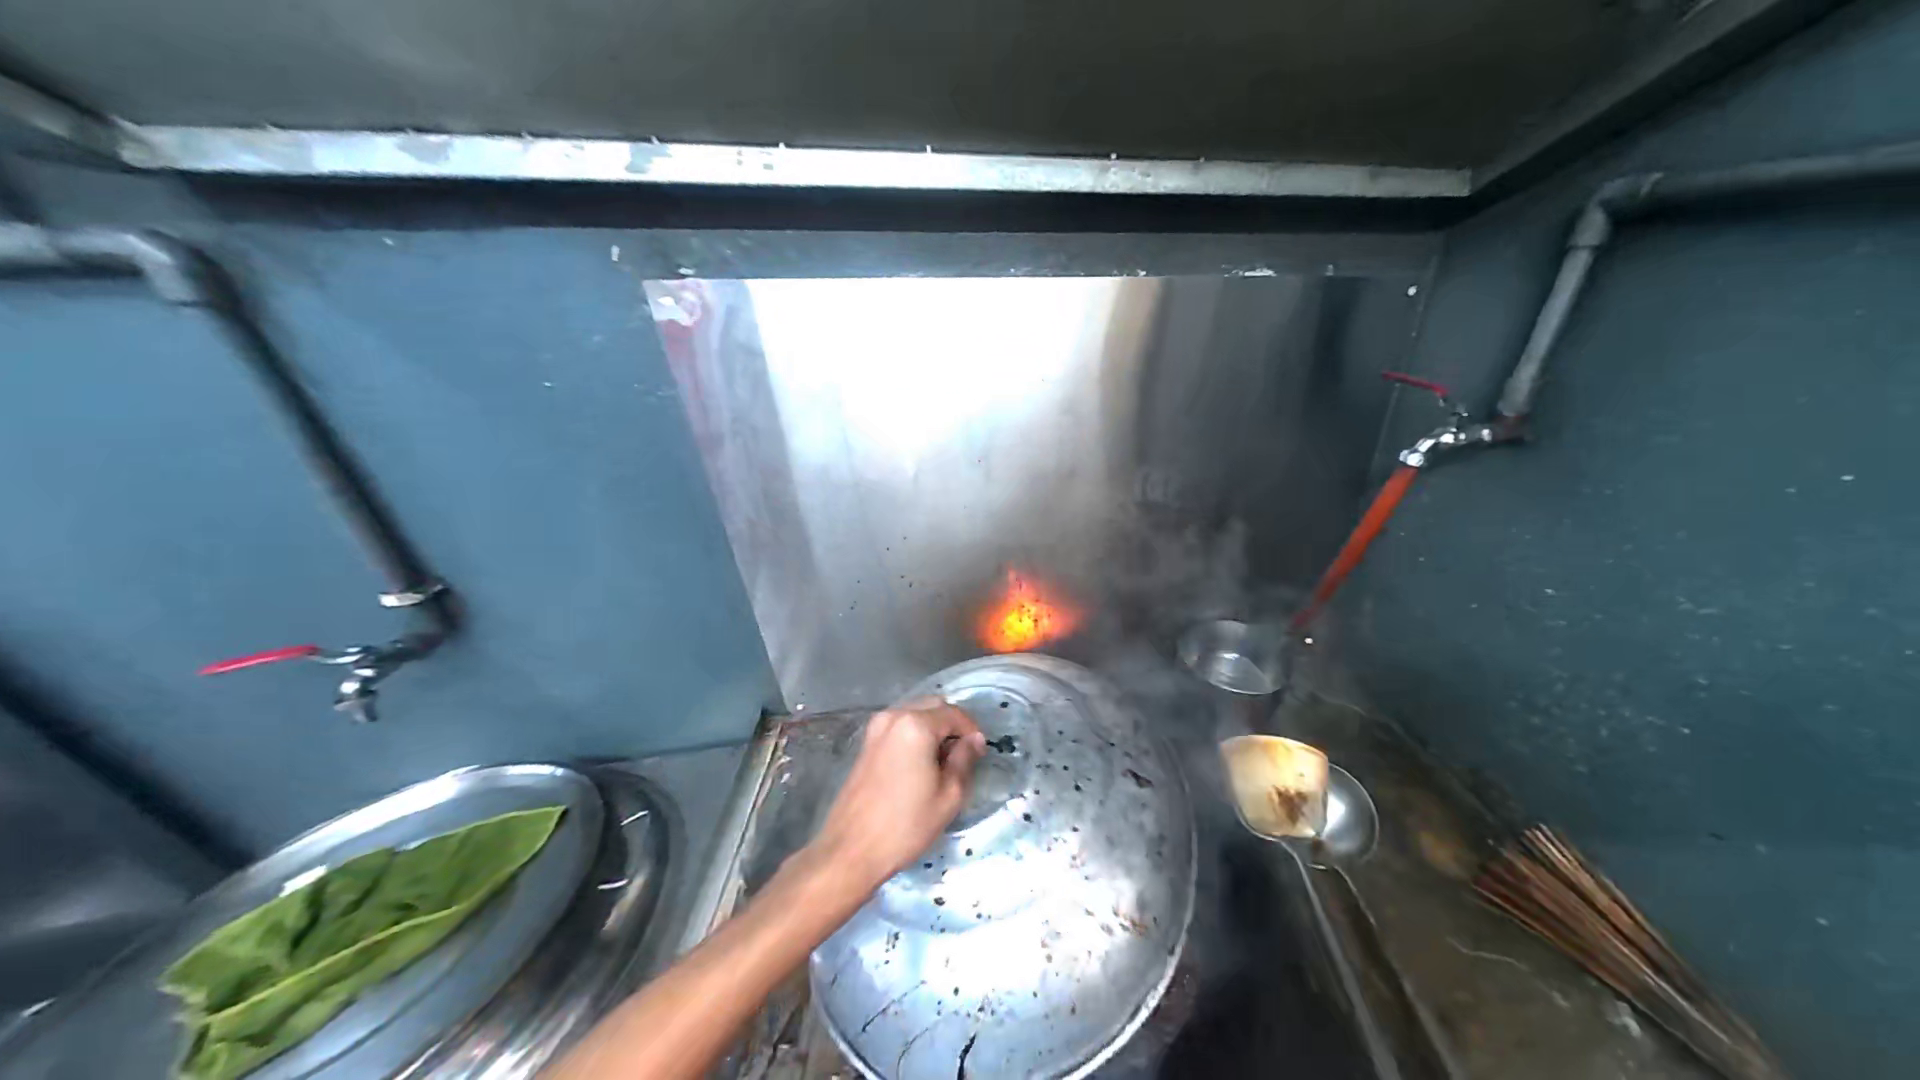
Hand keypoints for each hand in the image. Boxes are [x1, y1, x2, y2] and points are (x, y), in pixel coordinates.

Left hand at [802, 698, 986, 899]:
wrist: (851, 849)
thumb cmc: (906, 824)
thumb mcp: (949, 795)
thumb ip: (965, 759)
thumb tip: (974, 740)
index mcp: (915, 725)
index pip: (954, 713)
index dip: (972, 730)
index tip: (980, 752)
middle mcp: (893, 716)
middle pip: (933, 707)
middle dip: (952, 726)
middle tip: (963, 756)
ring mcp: (876, 728)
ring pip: (915, 714)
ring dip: (933, 729)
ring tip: (942, 763)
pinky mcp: (866, 742)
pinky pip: (900, 726)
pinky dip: (915, 735)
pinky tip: (920, 765)